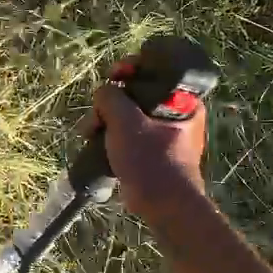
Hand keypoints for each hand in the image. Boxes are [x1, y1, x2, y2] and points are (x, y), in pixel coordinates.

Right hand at [88, 56, 214, 226]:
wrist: (163, 204)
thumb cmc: (150, 158)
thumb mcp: (125, 120)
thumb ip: (111, 96)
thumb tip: (104, 92)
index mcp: (183, 101)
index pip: (155, 70)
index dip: (131, 67)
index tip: (114, 75)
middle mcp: (177, 113)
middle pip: (137, 93)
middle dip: (111, 101)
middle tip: (97, 111)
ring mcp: (165, 133)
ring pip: (129, 114)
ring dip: (106, 119)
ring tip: (89, 131)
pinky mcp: (153, 151)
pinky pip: (129, 132)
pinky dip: (112, 134)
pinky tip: (95, 140)